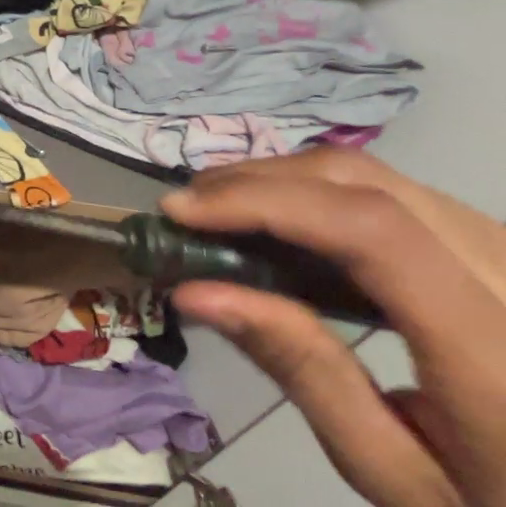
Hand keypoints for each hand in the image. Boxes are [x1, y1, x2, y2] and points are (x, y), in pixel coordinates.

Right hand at [161, 148, 505, 506]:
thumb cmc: (485, 500)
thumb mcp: (395, 471)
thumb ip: (305, 373)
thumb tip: (193, 291)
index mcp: (497, 356)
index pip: (374, 232)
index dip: (265, 202)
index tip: (179, 212)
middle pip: (372, 185)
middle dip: (259, 181)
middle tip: (188, 210)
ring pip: (386, 178)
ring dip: (290, 183)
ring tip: (226, 215)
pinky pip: (409, 198)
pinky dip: (330, 196)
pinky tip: (290, 229)